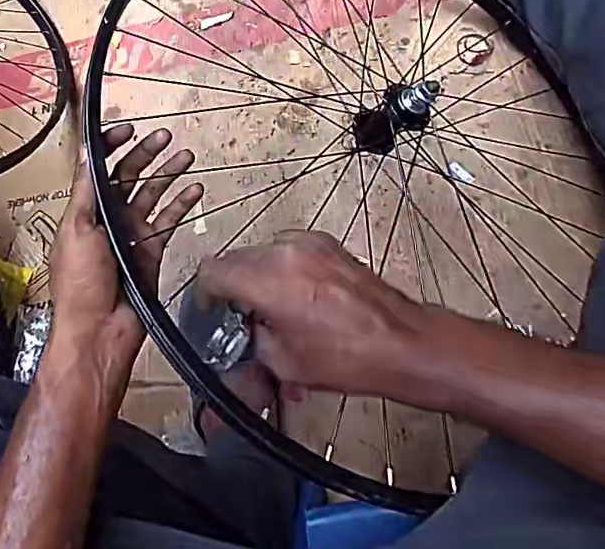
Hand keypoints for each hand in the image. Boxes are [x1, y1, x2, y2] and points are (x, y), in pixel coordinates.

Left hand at [48, 124, 202, 372]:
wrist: (98, 333)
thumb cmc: (80, 282)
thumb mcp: (77, 228)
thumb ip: (86, 190)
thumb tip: (87, 153)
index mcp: (86, 211)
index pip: (100, 170)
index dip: (110, 147)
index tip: (127, 129)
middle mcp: (109, 218)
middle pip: (129, 177)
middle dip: (146, 153)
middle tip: (163, 135)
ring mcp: (132, 234)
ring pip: (153, 194)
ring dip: (168, 173)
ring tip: (185, 155)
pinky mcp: (152, 250)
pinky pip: (169, 220)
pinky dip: (182, 204)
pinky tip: (194, 189)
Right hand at [195, 231, 434, 396]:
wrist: (401, 342)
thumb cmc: (351, 356)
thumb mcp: (285, 362)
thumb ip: (252, 337)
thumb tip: (245, 330)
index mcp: (268, 278)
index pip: (213, 270)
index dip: (203, 292)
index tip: (208, 306)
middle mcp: (285, 250)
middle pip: (237, 260)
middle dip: (233, 288)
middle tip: (241, 317)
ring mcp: (308, 242)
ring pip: (263, 254)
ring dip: (260, 278)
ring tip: (275, 313)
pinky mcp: (326, 243)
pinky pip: (290, 251)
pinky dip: (285, 270)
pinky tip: (298, 301)